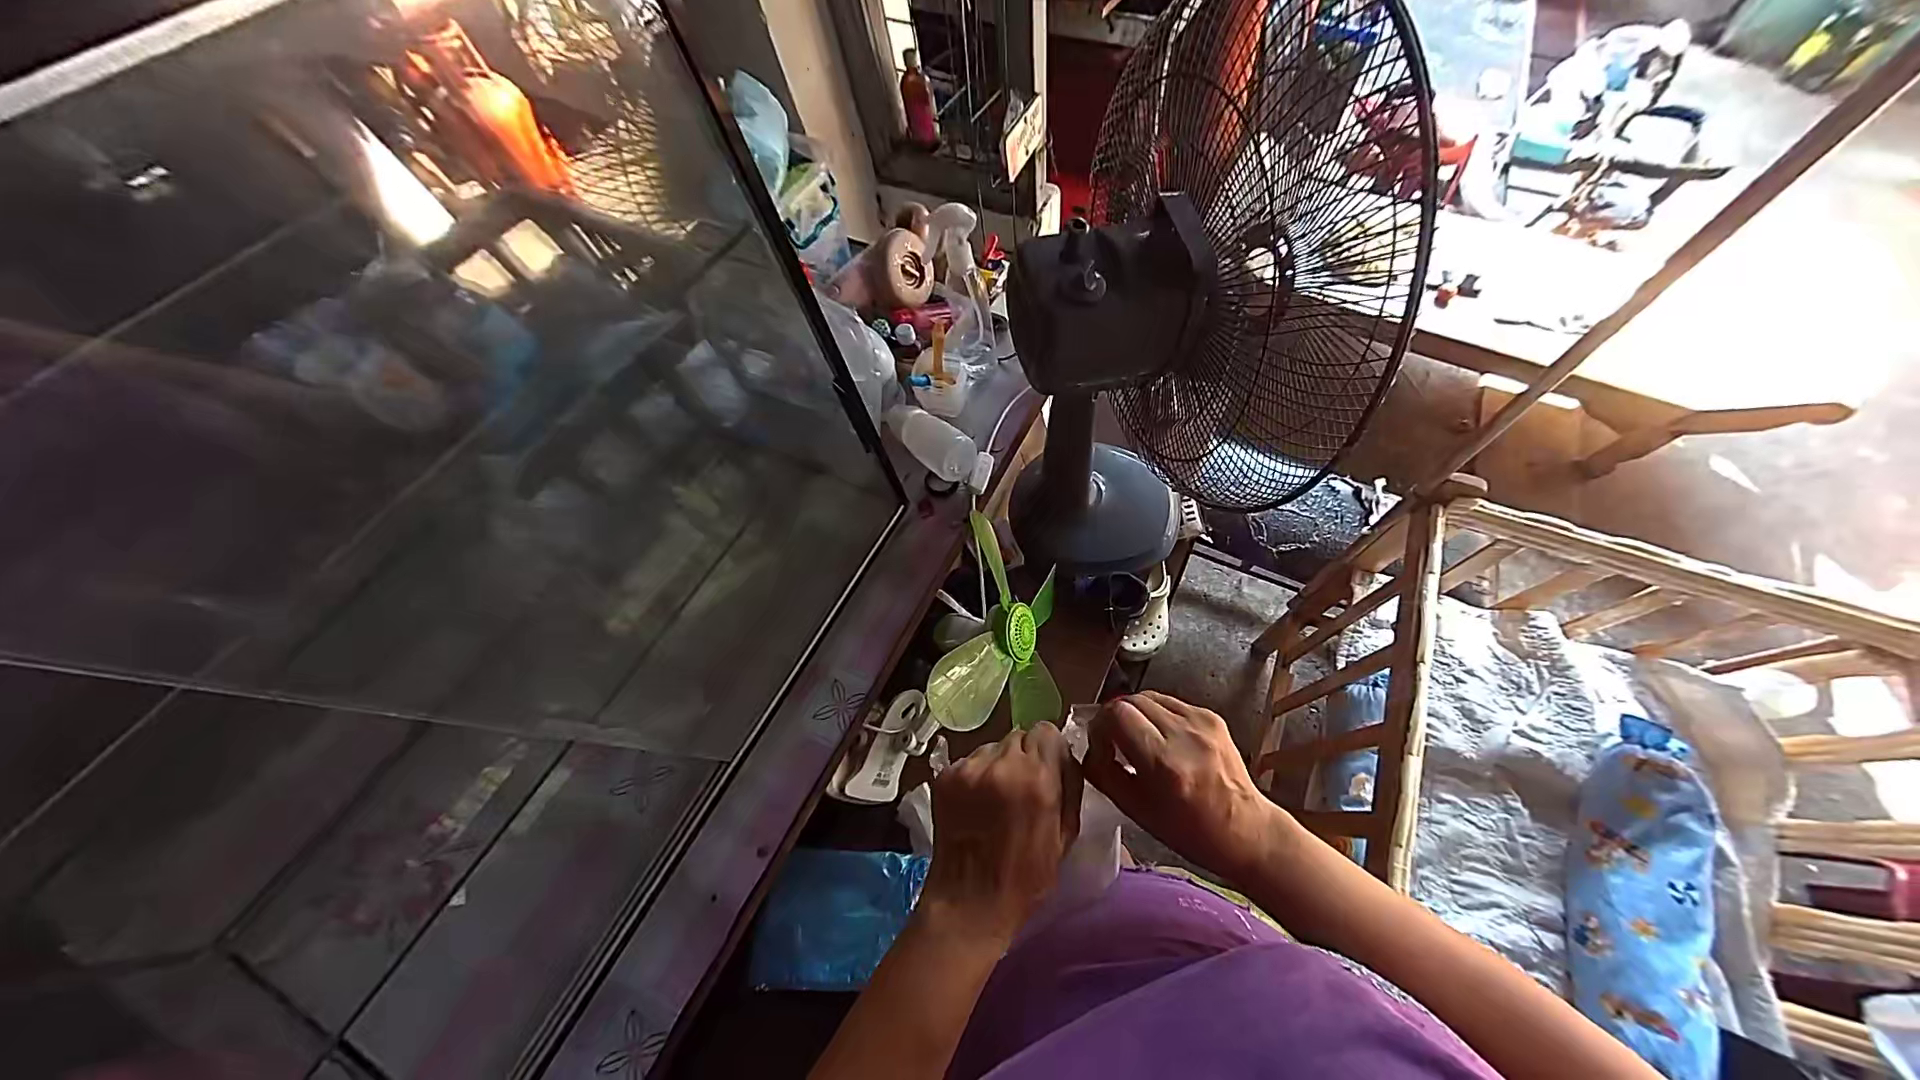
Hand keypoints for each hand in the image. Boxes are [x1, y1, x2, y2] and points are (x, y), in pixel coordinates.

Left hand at [922, 723, 1080, 940]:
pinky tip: (975, 804)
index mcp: (1037, 778)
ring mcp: (969, 769)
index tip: (1047, 770)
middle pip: (1018, 736)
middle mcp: (1001, 764)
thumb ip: (1068, 785)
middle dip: (1024, 757)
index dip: (1049, 750)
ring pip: (992, 747)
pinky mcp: (945, 776)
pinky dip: (975, 776)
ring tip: (995, 799)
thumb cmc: (1025, 877)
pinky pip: (968, 762)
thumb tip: (1065, 755)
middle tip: (1022, 788)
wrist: (969, 902)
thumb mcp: (1066, 834)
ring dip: (998, 764)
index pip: (1046, 731)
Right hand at [1082, 691, 1288, 883]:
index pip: (1117, 715)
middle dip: (1112, 718)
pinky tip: (1159, 737)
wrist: (1248, 830)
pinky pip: (1169, 702)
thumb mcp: (1137, 811)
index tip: (1100, 747)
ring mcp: (1201, 722)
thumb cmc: (1190, 831)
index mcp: (1165, 763)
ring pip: (1147, 697)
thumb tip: (1088, 750)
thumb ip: (1104, 774)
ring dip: (1132, 713)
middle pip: (1128, 701)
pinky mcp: (1211, 716)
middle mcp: (1184, 735)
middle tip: (1112, 742)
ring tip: (1135, 739)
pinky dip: (1154, 714)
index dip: (1099, 727)